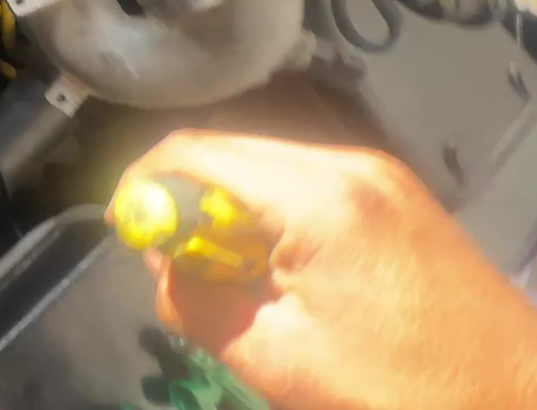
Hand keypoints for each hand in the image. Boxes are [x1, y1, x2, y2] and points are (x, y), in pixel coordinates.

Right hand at [113, 131, 536, 409]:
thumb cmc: (408, 394)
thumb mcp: (279, 360)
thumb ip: (194, 300)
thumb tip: (158, 265)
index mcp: (315, 195)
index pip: (190, 152)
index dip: (141, 183)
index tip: (128, 227)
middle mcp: (343, 163)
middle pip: (221, 151)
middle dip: (182, 198)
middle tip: (175, 255)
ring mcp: (375, 172)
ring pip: (257, 162)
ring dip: (224, 205)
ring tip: (231, 267)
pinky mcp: (394, 191)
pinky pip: (297, 178)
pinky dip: (266, 209)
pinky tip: (280, 259)